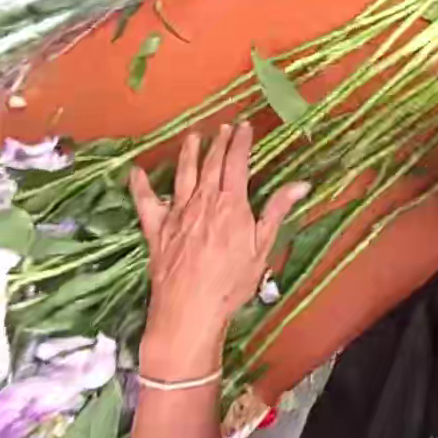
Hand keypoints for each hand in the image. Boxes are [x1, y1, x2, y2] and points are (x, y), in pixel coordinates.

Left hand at [128, 122, 308, 379]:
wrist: (189, 310)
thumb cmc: (231, 282)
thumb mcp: (262, 247)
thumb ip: (278, 211)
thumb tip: (302, 183)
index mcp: (231, 204)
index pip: (236, 163)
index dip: (240, 142)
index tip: (244, 126)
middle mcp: (202, 201)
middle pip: (211, 164)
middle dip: (218, 142)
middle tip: (223, 127)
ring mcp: (177, 214)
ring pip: (183, 175)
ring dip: (188, 153)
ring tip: (192, 137)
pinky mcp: (157, 230)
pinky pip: (145, 203)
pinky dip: (140, 186)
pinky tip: (135, 172)